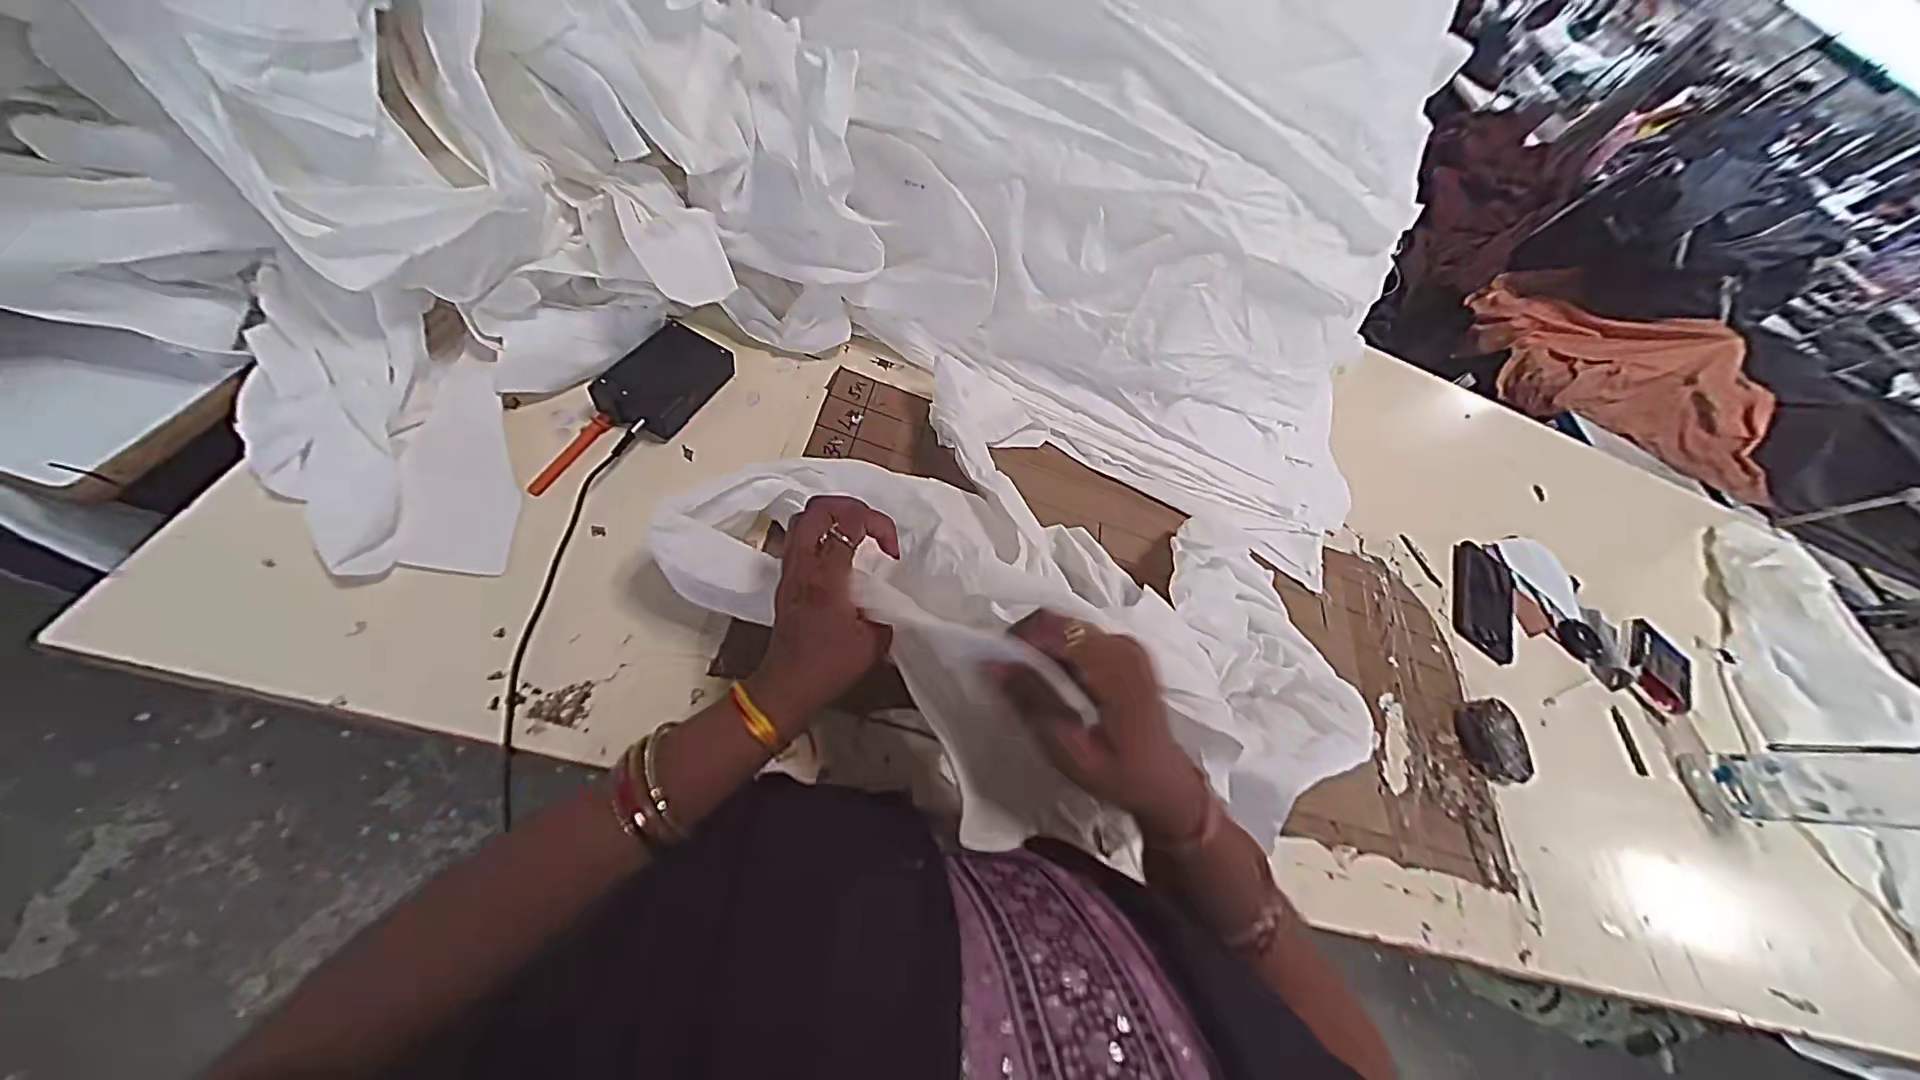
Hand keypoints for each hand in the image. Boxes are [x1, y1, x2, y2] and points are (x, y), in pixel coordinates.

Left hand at [746, 495, 899, 735]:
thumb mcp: (874, 640)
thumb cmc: (829, 666)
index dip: (878, 525)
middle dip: (853, 508)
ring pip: (804, 518)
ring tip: (856, 533)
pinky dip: (820, 531)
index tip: (891, 550)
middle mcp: (804, 567)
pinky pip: (798, 537)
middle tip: (873, 526)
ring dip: (833, 516)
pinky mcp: (786, 578)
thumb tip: (893, 594)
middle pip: (820, 509)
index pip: (849, 524)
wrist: (787, 685)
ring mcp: (790, 570)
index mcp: (827, 578)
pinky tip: (838, 551)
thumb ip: (887, 608)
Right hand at [993, 610, 1211, 840]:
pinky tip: (1052, 680)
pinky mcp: (1125, 649)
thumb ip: (1031, 703)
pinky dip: (1056, 649)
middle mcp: (1124, 647)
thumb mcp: (1068, 750)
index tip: (996, 662)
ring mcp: (1127, 645)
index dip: (1017, 639)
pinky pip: (1078, 634)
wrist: (1166, 782)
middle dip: (1025, 641)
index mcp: (1115, 668)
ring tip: (1028, 680)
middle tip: (1008, 674)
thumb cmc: (1122, 775)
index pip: (1055, 628)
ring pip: (1065, 624)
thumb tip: (995, 666)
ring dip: (1039, 645)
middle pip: (1058, 621)